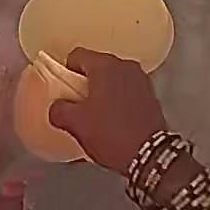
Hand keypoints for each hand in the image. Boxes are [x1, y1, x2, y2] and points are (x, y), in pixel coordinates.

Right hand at [47, 49, 167, 170]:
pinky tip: (114, 119)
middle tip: (78, 105)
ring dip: (103, 91)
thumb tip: (58, 107)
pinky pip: (127, 89)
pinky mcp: (151, 94)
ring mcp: (142, 79)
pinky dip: (118, 98)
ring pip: (113, 78)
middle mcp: (126, 66)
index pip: (77, 55)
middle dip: (85, 82)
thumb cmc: (110, 133)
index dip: (66, 71)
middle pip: (96, 65)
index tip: (65, 92)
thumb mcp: (75, 123)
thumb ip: (59, 109)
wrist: (149, 154)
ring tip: (96, 114)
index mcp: (106, 66)